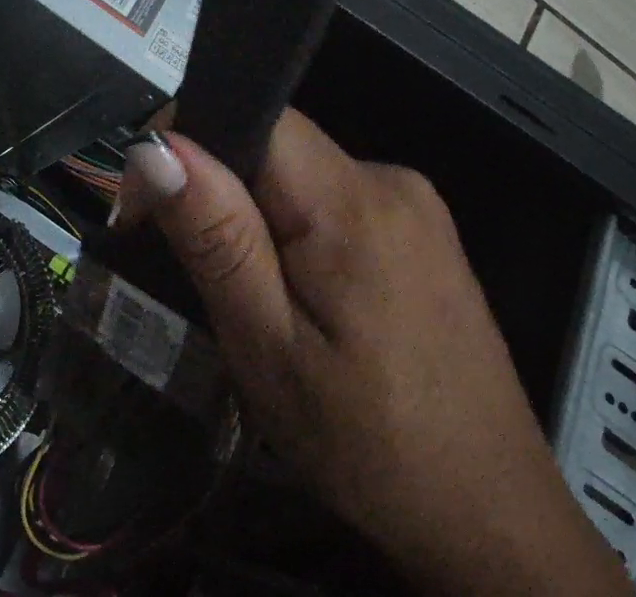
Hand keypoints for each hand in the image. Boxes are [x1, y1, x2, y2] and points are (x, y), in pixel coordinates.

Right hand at [116, 111, 629, 596]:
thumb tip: (153, 147)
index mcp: (354, 202)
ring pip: (290, 178)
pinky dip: (282, 235)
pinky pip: (323, 205)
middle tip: (185, 276)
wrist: (486, 520)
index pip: (253, 116)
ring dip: (243, 219)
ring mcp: (413, 211)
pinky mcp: (417, 238)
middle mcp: (391, 184)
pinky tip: (283, 298)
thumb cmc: (366, 441)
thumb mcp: (266, 344)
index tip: (150, 214)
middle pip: (268, 148)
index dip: (187, 144)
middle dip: (210, 193)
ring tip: (233, 298)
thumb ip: (214, 236)